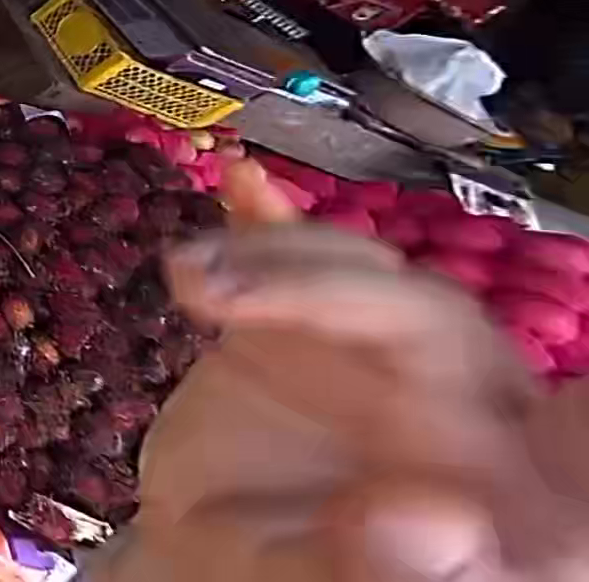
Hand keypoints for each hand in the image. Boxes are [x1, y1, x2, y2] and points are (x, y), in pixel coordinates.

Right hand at [93, 161, 588, 581]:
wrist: (207, 546)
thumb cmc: (272, 581)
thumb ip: (379, 578)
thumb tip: (435, 509)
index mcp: (520, 498)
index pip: (585, 433)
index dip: (576, 404)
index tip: (542, 377)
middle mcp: (464, 412)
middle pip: (422, 313)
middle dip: (312, 286)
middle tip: (204, 293)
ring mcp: (367, 358)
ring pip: (355, 272)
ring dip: (264, 256)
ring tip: (181, 275)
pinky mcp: (284, 329)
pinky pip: (289, 259)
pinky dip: (265, 221)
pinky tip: (241, 186)